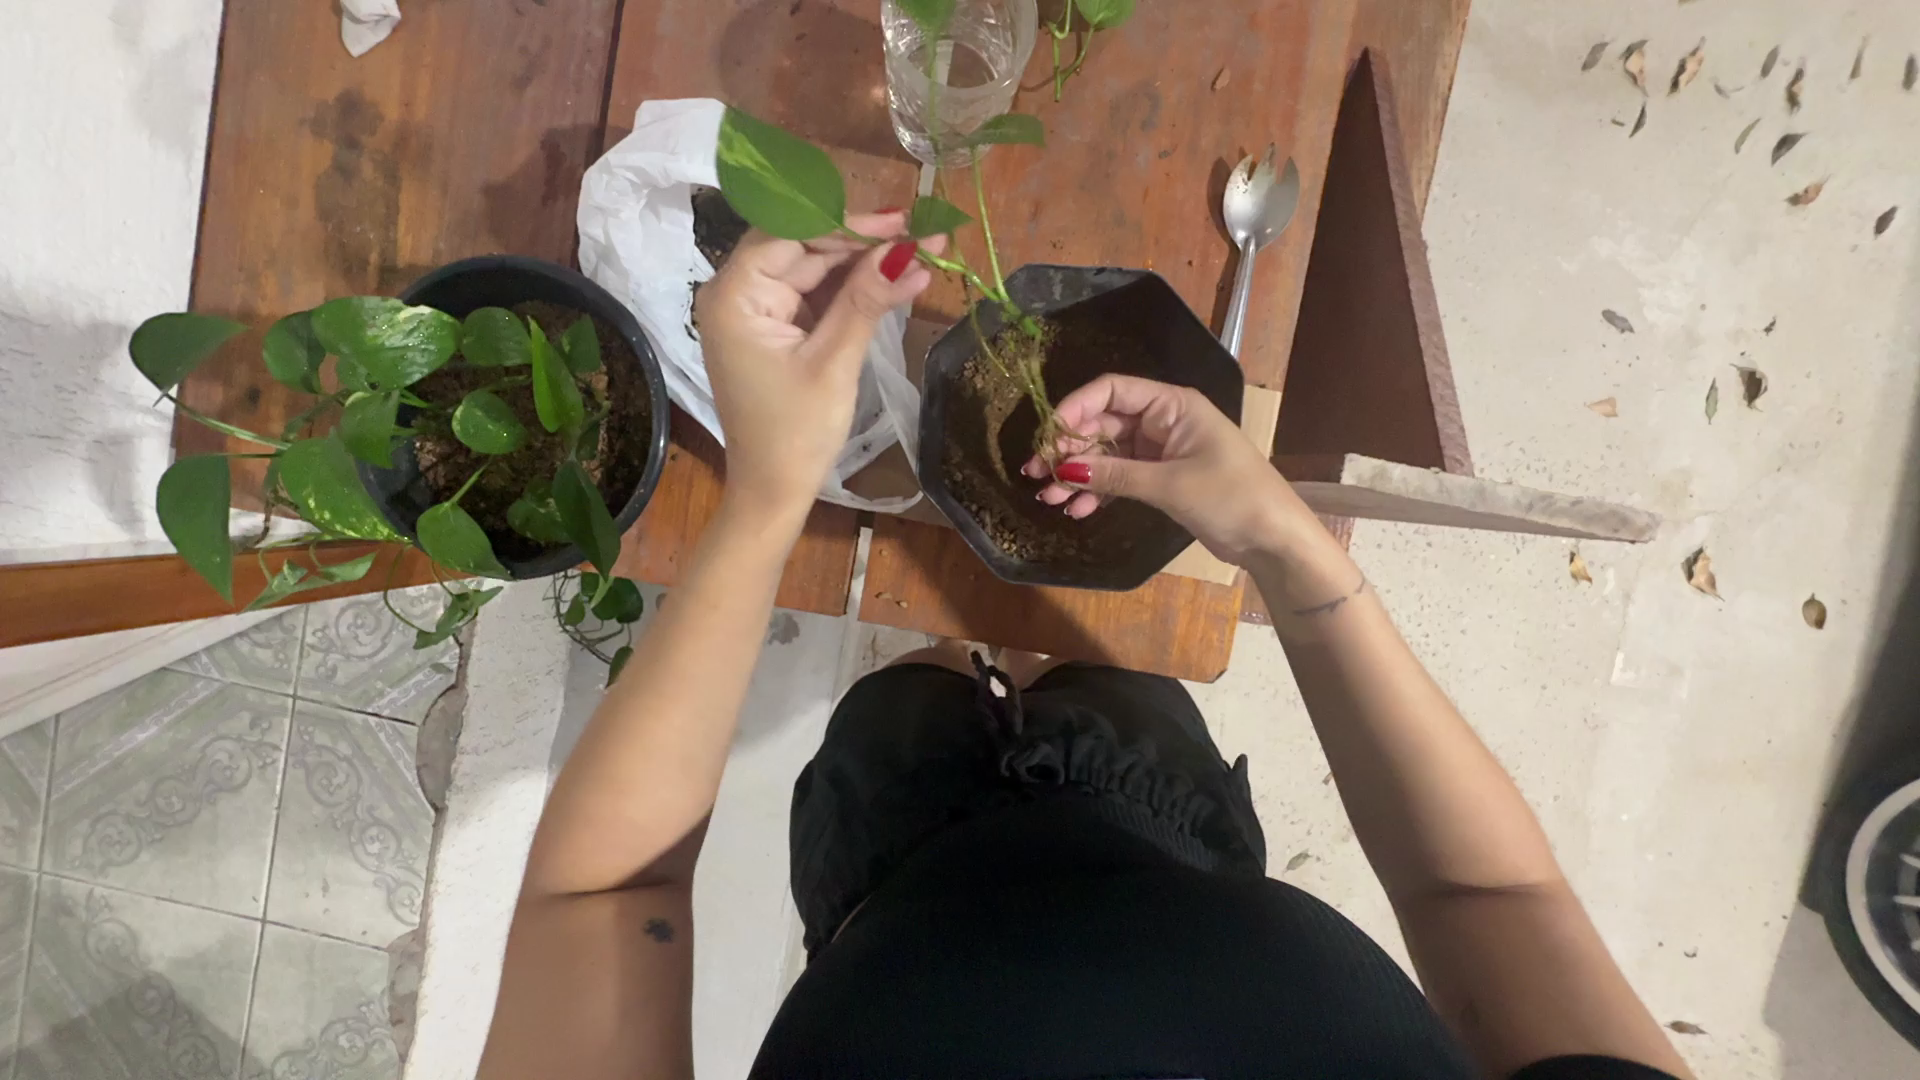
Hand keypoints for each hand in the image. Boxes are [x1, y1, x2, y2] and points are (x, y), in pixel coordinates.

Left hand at [694, 211, 939, 516]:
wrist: (774, 491)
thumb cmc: (797, 434)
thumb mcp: (835, 363)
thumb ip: (867, 301)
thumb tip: (913, 253)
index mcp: (735, 296)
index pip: (791, 233)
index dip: (849, 222)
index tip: (903, 220)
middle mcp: (736, 293)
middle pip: (803, 246)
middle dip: (863, 241)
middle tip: (923, 234)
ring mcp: (755, 312)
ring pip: (813, 269)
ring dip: (862, 264)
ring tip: (919, 252)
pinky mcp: (774, 331)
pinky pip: (813, 296)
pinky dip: (849, 290)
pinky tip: (890, 279)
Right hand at [1021, 374, 1320, 566]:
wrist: (1272, 538)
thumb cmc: (1231, 497)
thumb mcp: (1170, 485)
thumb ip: (1116, 475)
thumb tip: (1064, 469)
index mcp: (1172, 405)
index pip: (1112, 390)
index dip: (1075, 408)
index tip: (1047, 436)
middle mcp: (1162, 421)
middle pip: (1102, 424)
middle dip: (1068, 449)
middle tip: (1037, 473)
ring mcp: (1159, 451)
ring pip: (1106, 455)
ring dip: (1077, 475)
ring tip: (1050, 498)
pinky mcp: (1159, 479)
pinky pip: (1118, 478)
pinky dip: (1098, 491)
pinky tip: (1078, 509)